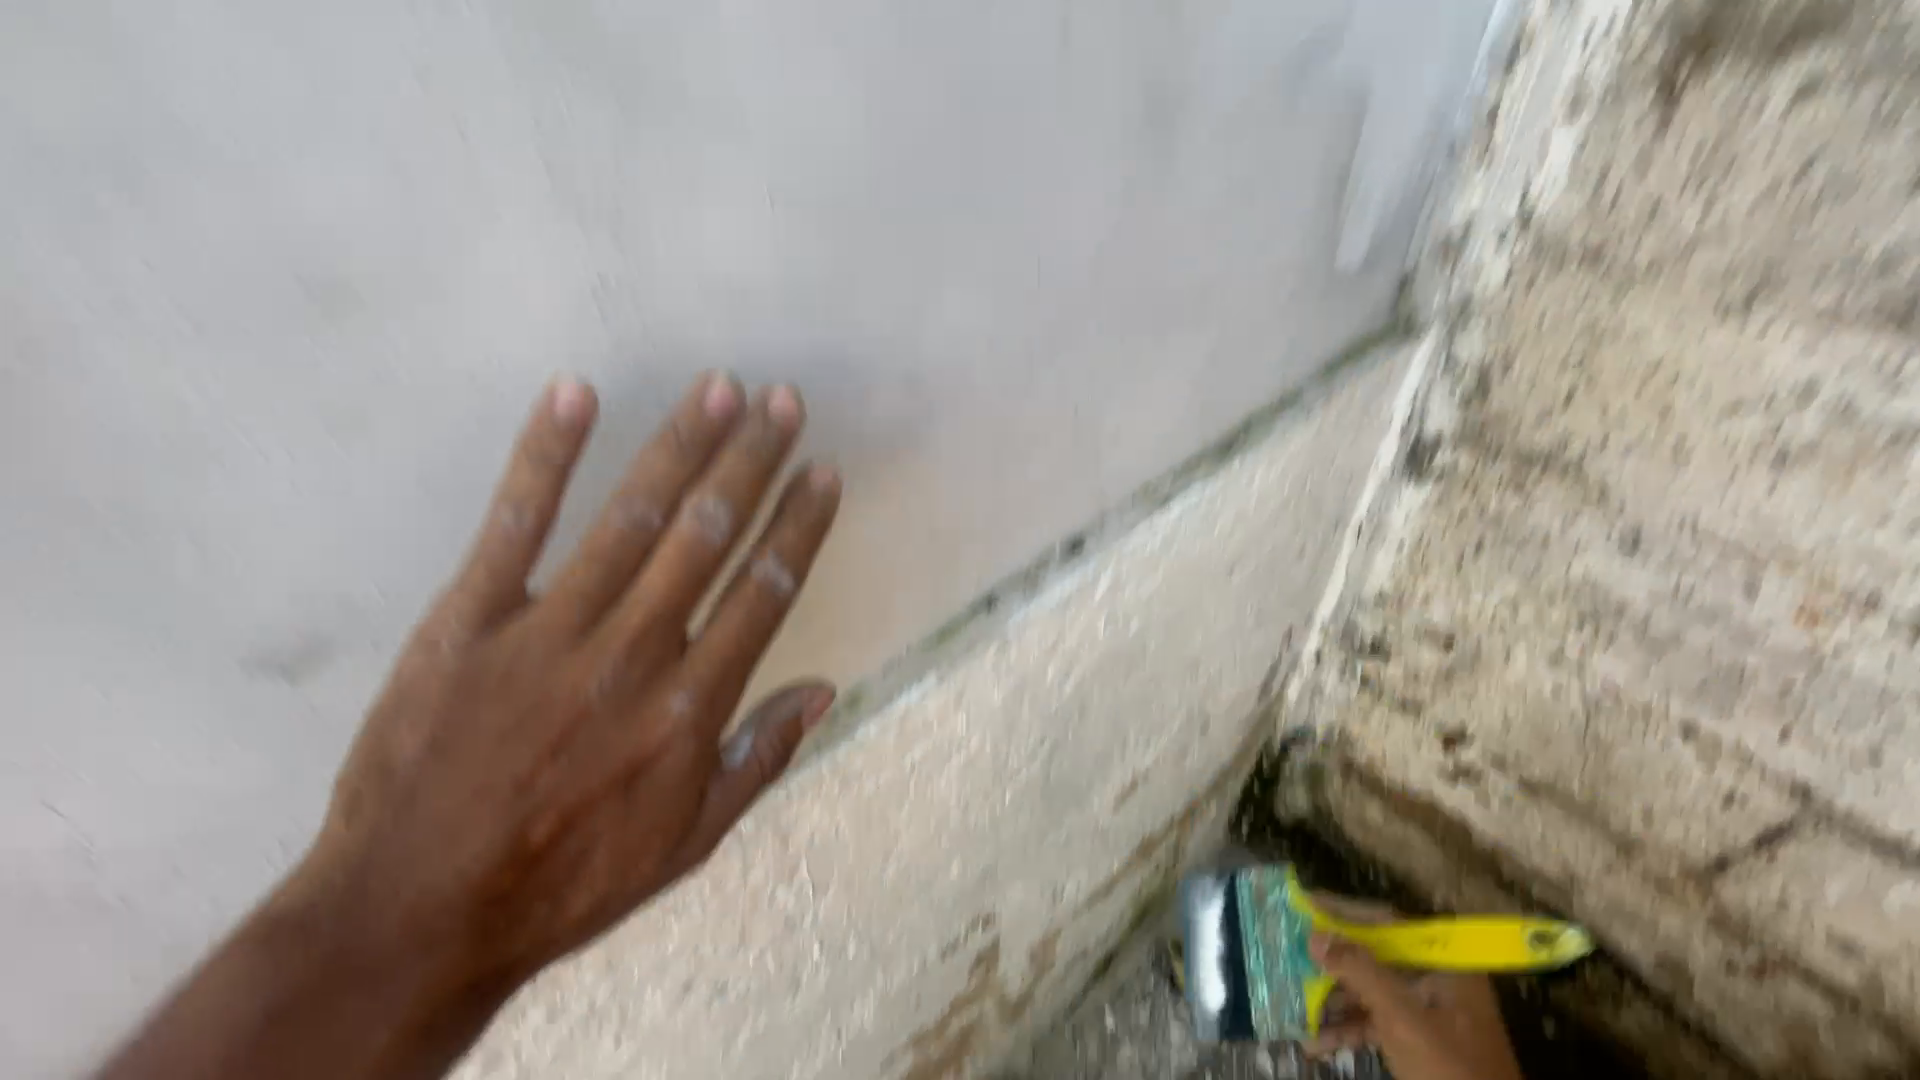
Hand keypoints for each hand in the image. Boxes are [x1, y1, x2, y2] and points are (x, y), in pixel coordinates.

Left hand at [95, 372, 842, 1079]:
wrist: (417, 913)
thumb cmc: (570, 880)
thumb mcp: (690, 841)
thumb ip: (761, 758)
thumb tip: (826, 687)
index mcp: (690, 709)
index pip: (763, 594)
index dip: (799, 527)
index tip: (822, 474)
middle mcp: (634, 654)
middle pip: (707, 537)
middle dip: (752, 462)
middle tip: (784, 401)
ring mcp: (550, 630)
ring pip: (632, 517)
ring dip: (680, 445)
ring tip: (720, 387)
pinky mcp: (469, 619)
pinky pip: (515, 523)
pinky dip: (545, 455)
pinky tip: (577, 394)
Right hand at [1304, 903, 1523, 1079]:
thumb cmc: (1452, 1071)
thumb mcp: (1403, 1019)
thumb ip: (1360, 973)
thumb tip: (1315, 935)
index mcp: (1443, 964)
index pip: (1386, 922)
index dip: (1343, 911)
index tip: (1303, 903)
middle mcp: (1435, 980)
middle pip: (1373, 956)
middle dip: (1331, 960)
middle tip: (1288, 950)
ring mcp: (1427, 1012)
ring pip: (1369, 991)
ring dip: (1331, 999)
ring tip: (1292, 1000)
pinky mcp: (1417, 1041)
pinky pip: (1375, 1022)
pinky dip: (1347, 1029)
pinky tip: (1314, 1041)